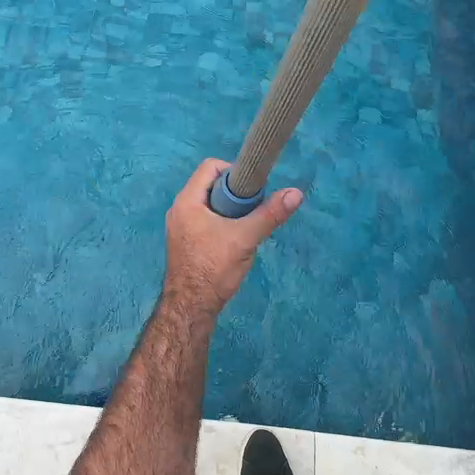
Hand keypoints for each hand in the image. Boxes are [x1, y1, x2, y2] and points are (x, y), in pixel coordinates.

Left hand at [161, 159, 303, 314]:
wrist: (191, 308)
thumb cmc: (214, 268)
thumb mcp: (245, 238)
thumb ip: (270, 214)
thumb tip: (296, 193)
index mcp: (187, 201)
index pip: (210, 166)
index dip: (233, 171)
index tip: (252, 188)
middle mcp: (178, 209)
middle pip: (209, 184)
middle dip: (233, 193)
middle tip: (252, 208)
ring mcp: (179, 226)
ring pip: (208, 204)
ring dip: (228, 209)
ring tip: (246, 225)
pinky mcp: (183, 241)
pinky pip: (203, 219)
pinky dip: (220, 222)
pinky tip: (234, 240)